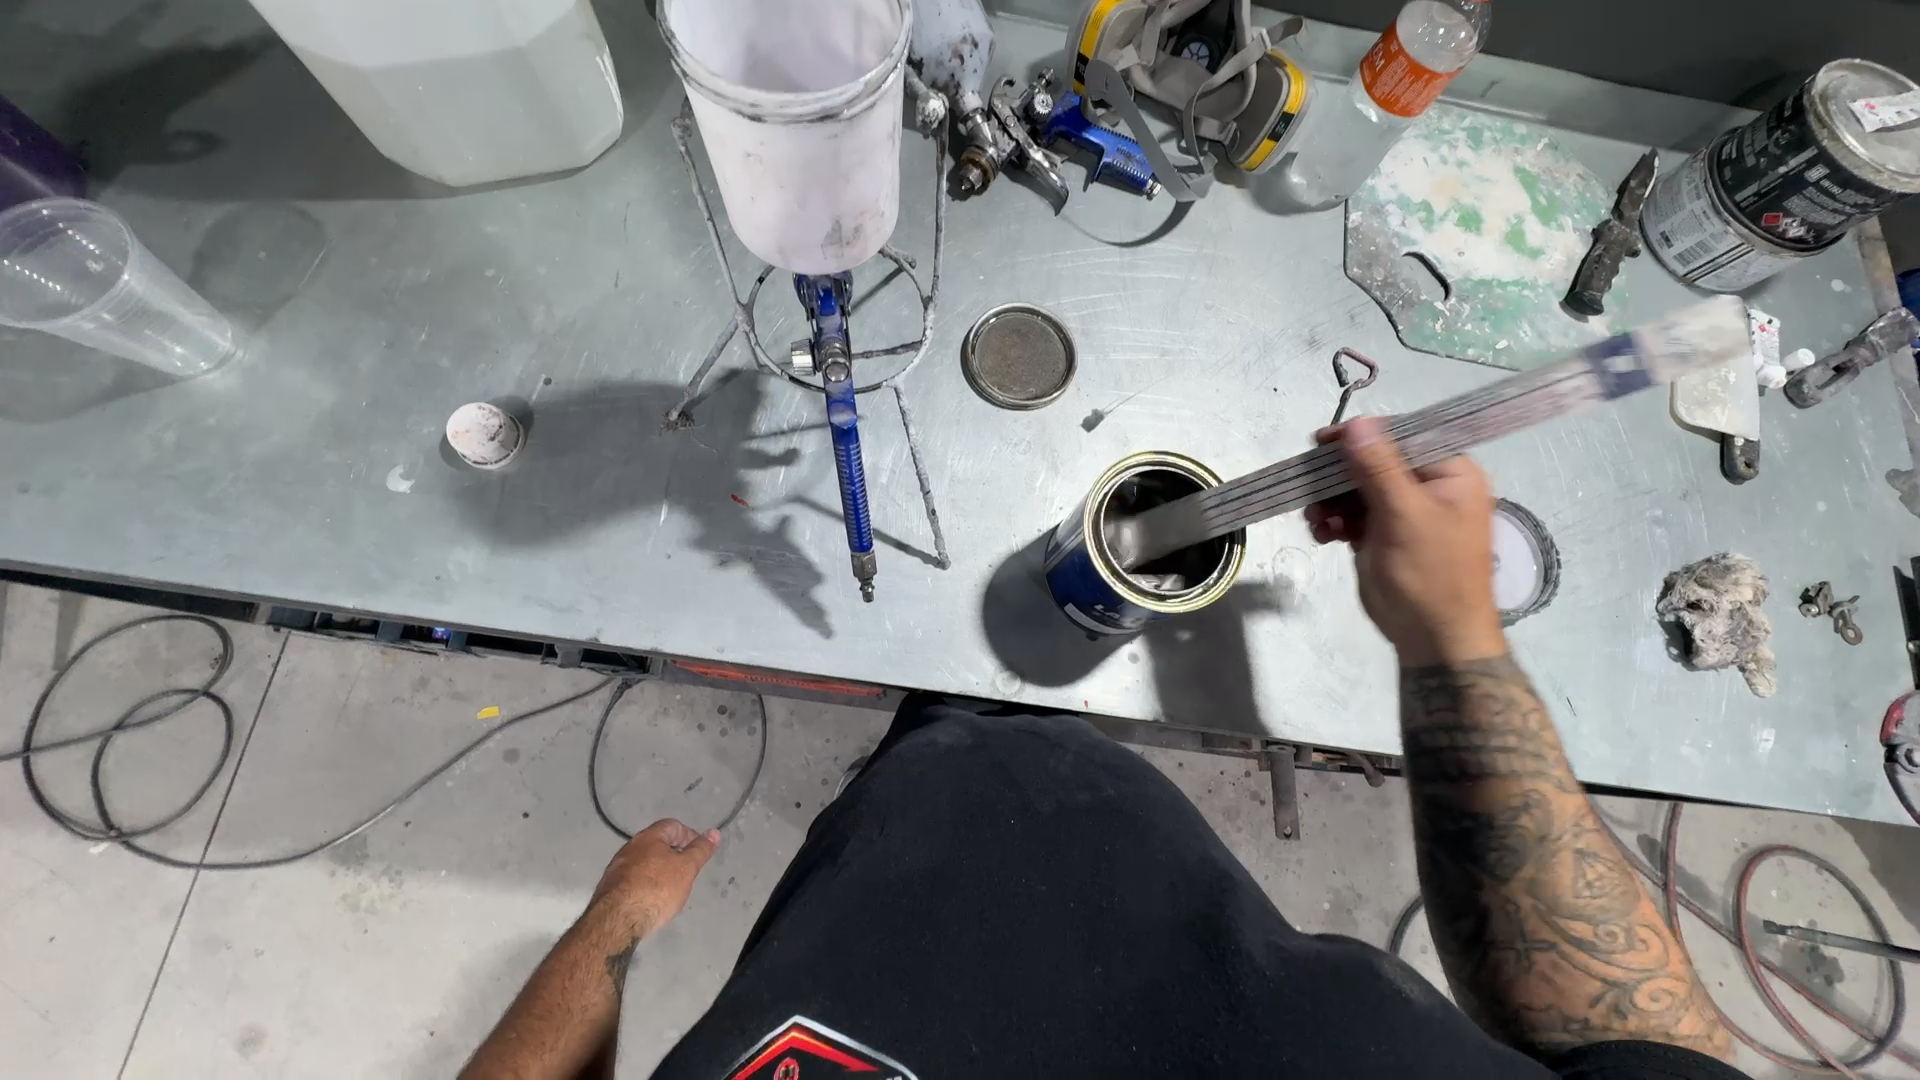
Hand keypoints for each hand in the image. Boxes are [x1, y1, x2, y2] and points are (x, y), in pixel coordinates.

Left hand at [588, 819, 719, 940]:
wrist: (616, 922)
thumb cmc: (657, 889)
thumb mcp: (687, 869)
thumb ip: (700, 850)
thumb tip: (714, 832)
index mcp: (648, 837)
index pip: (673, 825)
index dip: (689, 836)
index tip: (698, 853)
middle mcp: (629, 848)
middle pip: (656, 843)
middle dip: (673, 854)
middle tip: (686, 871)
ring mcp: (615, 869)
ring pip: (643, 863)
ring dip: (658, 871)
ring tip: (669, 889)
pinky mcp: (608, 890)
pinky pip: (632, 880)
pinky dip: (644, 885)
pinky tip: (650, 901)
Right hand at [1305, 416, 1504, 665]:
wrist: (1432, 635)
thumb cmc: (1430, 572)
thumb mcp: (1404, 513)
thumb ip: (1379, 466)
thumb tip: (1357, 422)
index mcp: (1449, 473)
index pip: (1400, 437)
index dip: (1360, 438)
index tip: (1320, 444)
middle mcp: (1427, 486)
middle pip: (1371, 463)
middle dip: (1337, 478)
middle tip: (1309, 490)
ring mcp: (1403, 511)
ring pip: (1355, 490)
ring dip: (1329, 502)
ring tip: (1316, 521)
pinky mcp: (1382, 534)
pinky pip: (1350, 514)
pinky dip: (1333, 521)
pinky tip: (1324, 535)